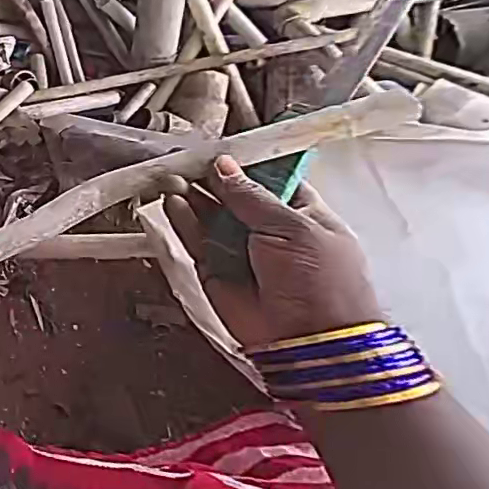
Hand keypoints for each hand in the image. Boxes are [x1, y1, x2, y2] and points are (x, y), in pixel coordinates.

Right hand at [164, 155, 383, 347]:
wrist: (307, 339)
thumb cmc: (318, 279)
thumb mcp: (293, 228)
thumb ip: (251, 196)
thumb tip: (223, 164)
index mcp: (301, 214)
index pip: (270, 179)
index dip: (244, 164)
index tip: (218, 149)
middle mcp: (267, 227)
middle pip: (231, 194)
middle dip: (208, 178)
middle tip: (183, 160)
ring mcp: (238, 246)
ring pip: (207, 213)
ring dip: (189, 195)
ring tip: (170, 178)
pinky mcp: (212, 265)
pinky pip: (192, 237)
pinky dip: (180, 219)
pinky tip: (172, 201)